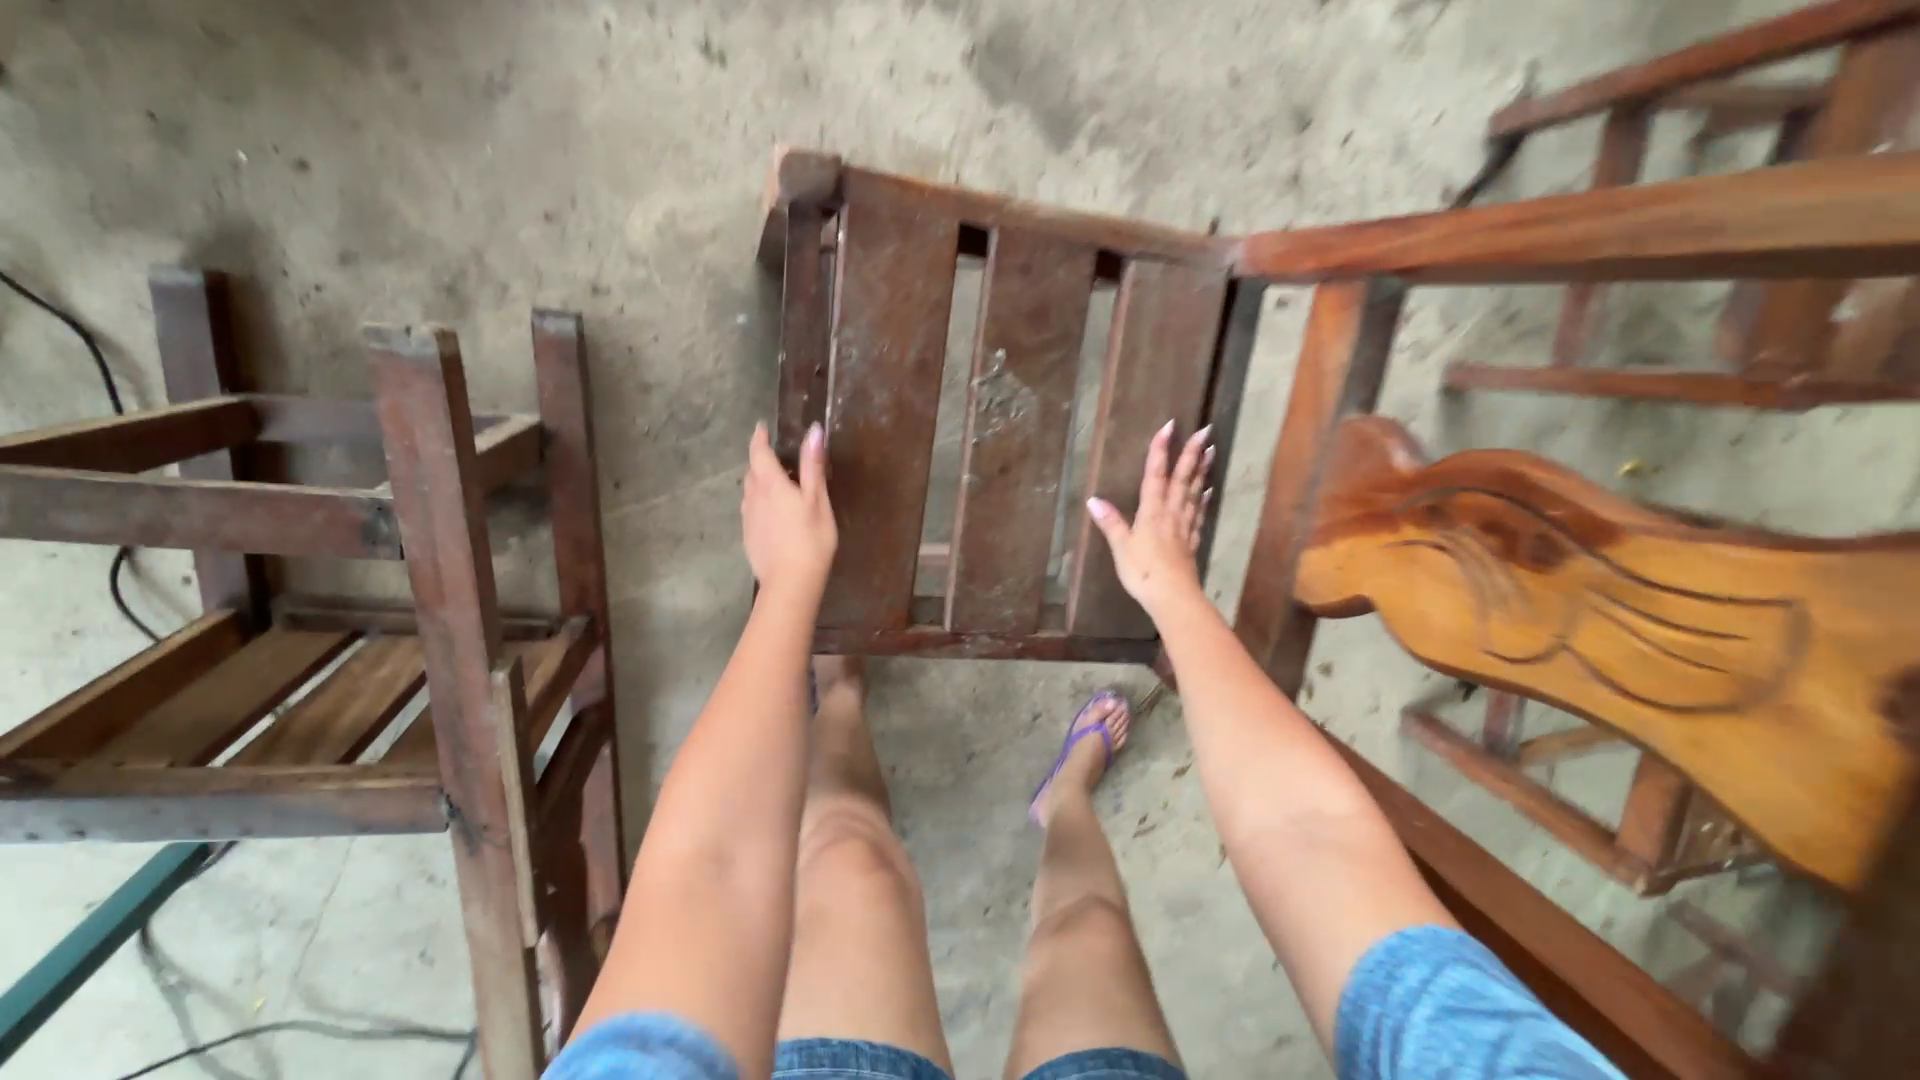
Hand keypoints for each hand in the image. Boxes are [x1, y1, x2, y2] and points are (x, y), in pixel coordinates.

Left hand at [742, 422, 835, 597]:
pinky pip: (751, 511)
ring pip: (750, 492)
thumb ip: (813, 466)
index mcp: (771, 485)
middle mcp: (754, 497)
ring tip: (777, 485)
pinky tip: (774, 515)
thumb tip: (813, 431)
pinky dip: (760, 504)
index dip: (759, 439)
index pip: (758, 453)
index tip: (761, 428)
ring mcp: (748, 519)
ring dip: (759, 483)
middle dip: (761, 461)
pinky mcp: (749, 537)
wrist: (790, 583)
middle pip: (752, 472)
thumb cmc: (810, 540)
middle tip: (778, 459)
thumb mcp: (817, 501)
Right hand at [1086, 420, 1213, 618]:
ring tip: (1210, 451)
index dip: (1160, 450)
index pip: (1155, 475)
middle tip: (1204, 430)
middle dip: (1191, 453)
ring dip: (1201, 470)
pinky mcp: (1191, 540)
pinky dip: (1204, 499)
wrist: (1172, 596)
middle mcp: (1171, 513)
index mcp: (1152, 512)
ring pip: (1194, 492)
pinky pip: (1199, 513)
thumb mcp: (1121, 547)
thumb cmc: (1143, 572)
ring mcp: (1184, 526)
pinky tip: (1208, 490)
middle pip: (1182, 478)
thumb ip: (1110, 522)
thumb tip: (1093, 499)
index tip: (1169, 427)